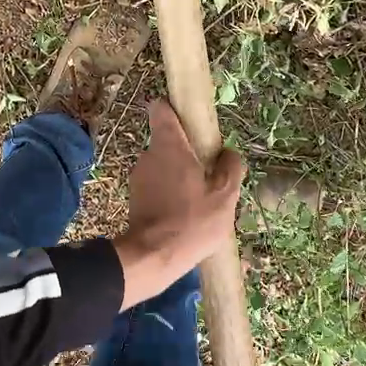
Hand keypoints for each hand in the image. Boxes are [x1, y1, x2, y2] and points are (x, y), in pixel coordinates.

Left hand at [112, 99, 243, 308]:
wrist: (154, 255)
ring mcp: (138, 175)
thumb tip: (228, 153)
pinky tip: (185, 212)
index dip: (175, 110)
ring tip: (199, 198)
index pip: (161, 109)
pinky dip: (169, 191)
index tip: (193, 123)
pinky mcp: (135, 195)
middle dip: (187, 152)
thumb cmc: (193, 221)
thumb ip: (230, 168)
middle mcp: (148, 154)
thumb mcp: (225, 195)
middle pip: (167, 140)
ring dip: (179, 175)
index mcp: (169, 145)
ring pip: (163, 164)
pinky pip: (156, 183)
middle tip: (209, 173)